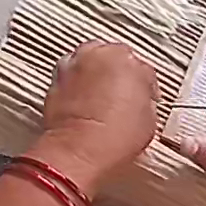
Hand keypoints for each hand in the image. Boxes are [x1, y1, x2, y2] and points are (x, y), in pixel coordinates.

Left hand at [29, 41, 158, 194]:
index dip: (146, 88)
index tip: (144, 101)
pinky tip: (83, 103)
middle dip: (119, 75)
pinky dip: (77, 85)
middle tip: (123, 97)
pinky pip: (71, 76)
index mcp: (132, 62)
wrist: (81, 150)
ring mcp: (76, 63)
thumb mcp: (149, 121)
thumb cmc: (114, 136)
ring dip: (96, 75)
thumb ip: (146, 101)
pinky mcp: (56, 78)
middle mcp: (102, 55)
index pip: (144, 70)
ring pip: (90, 63)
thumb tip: (141, 104)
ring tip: (101, 99)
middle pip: (115, 58)